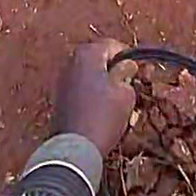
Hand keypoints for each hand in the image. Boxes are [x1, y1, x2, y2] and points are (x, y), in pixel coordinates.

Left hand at [51, 39, 135, 156]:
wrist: (75, 149)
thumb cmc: (103, 116)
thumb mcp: (125, 93)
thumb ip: (126, 73)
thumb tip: (125, 66)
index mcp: (87, 54)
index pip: (113, 46)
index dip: (127, 58)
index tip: (135, 73)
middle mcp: (72, 60)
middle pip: (100, 59)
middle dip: (115, 71)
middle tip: (128, 88)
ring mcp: (63, 78)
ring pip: (91, 75)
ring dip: (104, 84)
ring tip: (118, 103)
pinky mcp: (60, 96)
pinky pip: (82, 87)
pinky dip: (93, 94)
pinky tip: (103, 112)